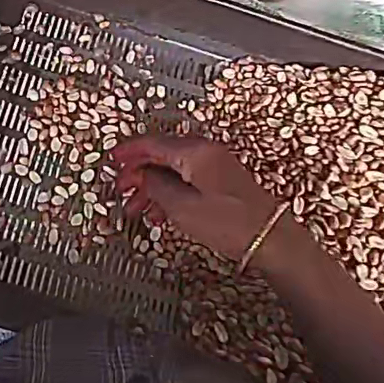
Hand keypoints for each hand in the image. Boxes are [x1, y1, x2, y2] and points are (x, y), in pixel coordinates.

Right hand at [110, 135, 284, 261]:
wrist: (270, 238)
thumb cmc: (229, 223)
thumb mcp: (182, 208)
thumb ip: (156, 187)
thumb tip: (141, 176)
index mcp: (194, 152)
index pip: (152, 144)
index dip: (129, 152)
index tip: (113, 159)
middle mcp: (205, 151)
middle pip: (161, 155)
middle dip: (138, 173)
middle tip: (122, 190)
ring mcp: (215, 164)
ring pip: (173, 168)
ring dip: (152, 186)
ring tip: (138, 209)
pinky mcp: (222, 179)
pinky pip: (187, 178)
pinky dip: (170, 191)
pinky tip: (161, 212)